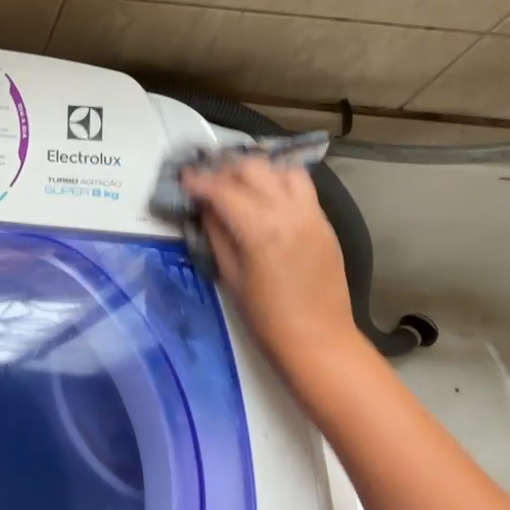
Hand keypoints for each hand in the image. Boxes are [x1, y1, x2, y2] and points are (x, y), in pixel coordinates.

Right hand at [179, 157, 361, 368]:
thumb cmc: (266, 316)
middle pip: (254, 168)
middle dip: (226, 169)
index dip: (199, 180)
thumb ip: (217, 233)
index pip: (223, 189)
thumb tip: (206, 206)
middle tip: (209, 182)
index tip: (183, 179)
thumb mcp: (230, 274)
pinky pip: (302, 188)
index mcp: (261, 230)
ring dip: (258, 172)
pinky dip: (279, 184)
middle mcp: (290, 213)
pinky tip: (265, 200)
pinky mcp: (325, 224)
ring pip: (284, 170)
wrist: (319, 341)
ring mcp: (312, 216)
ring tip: (241, 185)